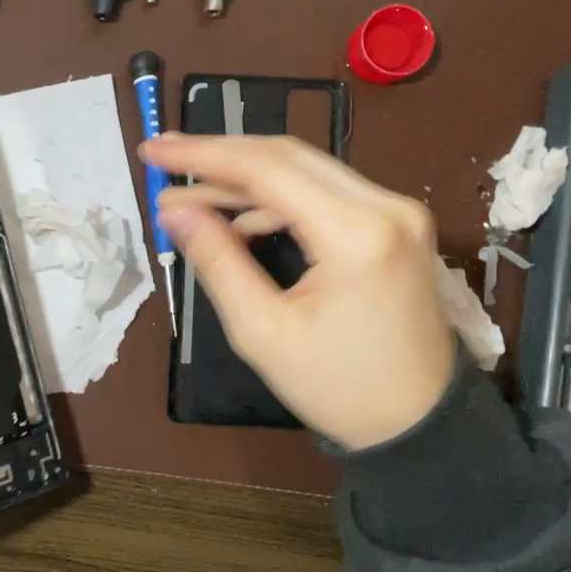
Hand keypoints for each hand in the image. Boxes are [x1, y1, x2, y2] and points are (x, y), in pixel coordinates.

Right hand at [145, 133, 456, 450]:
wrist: (417, 422)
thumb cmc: (336, 386)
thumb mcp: (261, 331)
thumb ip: (217, 262)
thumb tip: (175, 212)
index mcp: (356, 232)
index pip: (266, 168)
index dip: (202, 154)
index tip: (153, 149)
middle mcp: (386, 206)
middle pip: (288, 156)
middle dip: (220, 156)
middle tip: (164, 161)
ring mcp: (397, 213)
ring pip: (306, 171)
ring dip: (245, 180)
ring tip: (190, 202)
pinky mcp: (395, 227)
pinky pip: (325, 195)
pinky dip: (276, 200)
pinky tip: (239, 222)